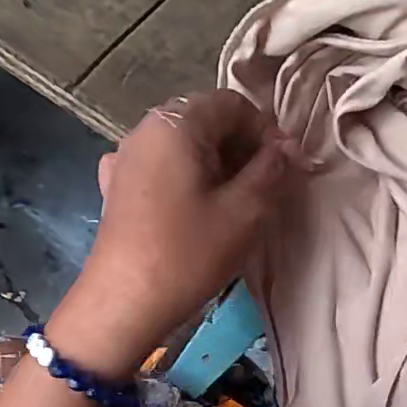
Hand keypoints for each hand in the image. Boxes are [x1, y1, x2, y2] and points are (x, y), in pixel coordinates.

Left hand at [47, 90, 298, 374]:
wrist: (122, 303)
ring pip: (183, 146)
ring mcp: (124, 159)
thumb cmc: (186, 254)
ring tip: (236, 203)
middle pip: (205, 121)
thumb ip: (273, 170)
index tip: (284, 168)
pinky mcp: (116, 188)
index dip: (266, 130)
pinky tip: (195, 209)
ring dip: (216, 165)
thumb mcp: (244, 212)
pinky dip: (186, 179)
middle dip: (242, 147)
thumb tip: (290, 148)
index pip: (232, 103)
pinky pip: (161, 169)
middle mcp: (143, 130)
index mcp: (175, 124)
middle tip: (265, 187)